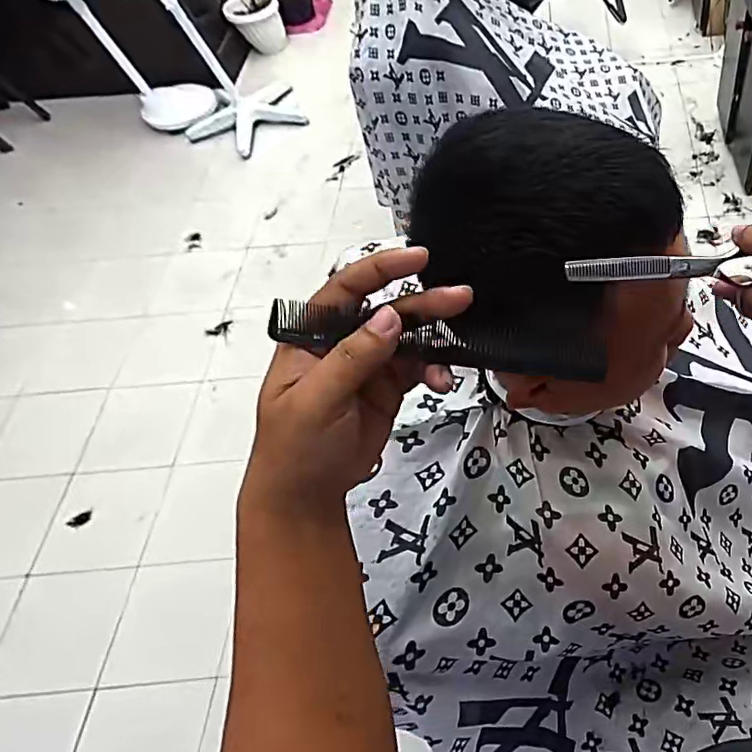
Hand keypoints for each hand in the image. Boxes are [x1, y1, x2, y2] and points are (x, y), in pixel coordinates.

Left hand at [240, 246, 471, 521]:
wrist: (307, 492)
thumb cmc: (293, 449)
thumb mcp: (317, 401)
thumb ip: (352, 358)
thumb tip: (386, 318)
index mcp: (311, 338)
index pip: (345, 290)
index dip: (380, 269)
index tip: (415, 258)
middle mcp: (341, 345)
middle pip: (387, 311)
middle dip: (423, 303)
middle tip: (458, 296)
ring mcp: (368, 366)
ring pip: (409, 338)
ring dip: (435, 338)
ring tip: (458, 342)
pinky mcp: (388, 386)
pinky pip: (419, 367)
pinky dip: (434, 371)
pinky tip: (441, 381)